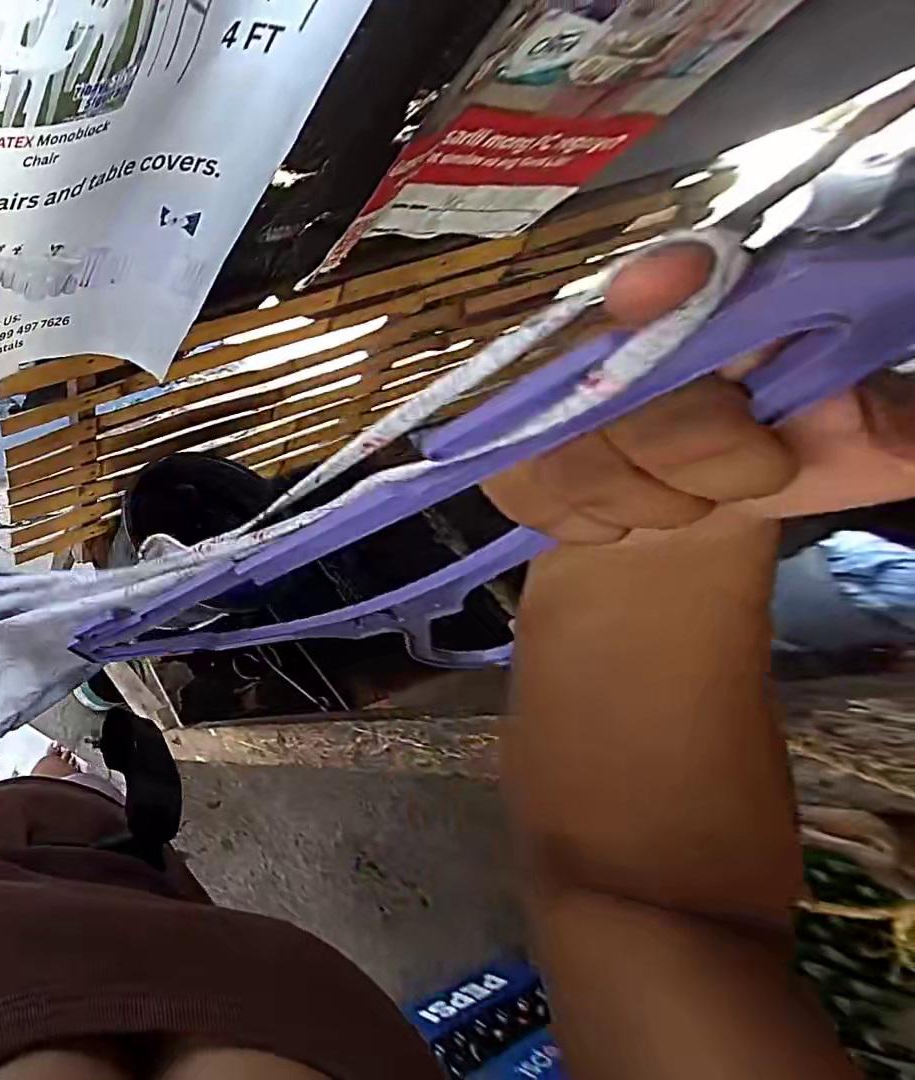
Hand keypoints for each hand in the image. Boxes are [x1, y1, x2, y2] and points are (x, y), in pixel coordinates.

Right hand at [483, 242, 914, 542]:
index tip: (663, 280)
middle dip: (702, 459)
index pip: (673, 277)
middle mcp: (606, 343)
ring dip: (640, 505)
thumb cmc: (784, 455)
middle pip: (629, 400)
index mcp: (713, 311)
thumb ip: (882, 422)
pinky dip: (577, 521)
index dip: (661, 280)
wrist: (691, 503)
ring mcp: (534, 400)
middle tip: (750, 477)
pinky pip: (524, 494)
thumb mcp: (869, 444)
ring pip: (572, 464)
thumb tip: (826, 411)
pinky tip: (610, 517)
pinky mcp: (494, 449)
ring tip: (678, 503)